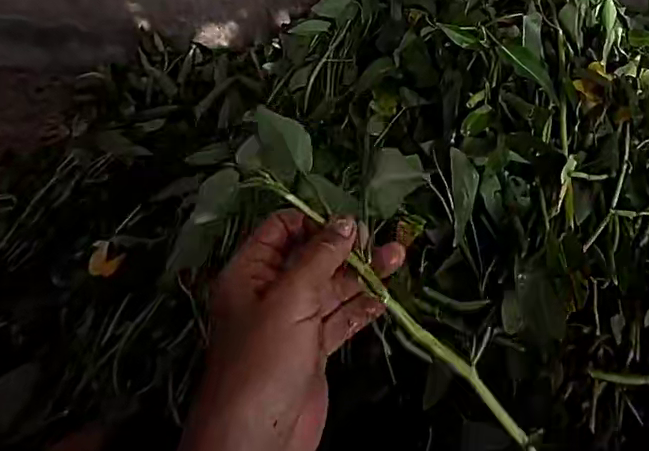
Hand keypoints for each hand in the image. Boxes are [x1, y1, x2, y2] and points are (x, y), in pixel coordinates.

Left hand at [178, 210, 406, 450]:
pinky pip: (341, 317)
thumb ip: (320, 256)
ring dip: (363, 273)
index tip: (346, 220)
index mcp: (252, 273)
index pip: (282, 229)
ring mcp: (294, 321)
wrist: (256, 445)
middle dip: (347, 247)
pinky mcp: (313, 348)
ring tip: (396, 258)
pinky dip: (361, 306)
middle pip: (313, 256)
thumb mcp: (291, 298)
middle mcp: (272, 292)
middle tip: (377, 240)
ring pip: (332, 286)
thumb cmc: (263, 363)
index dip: (313, 221)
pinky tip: (383, 298)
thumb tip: (345, 221)